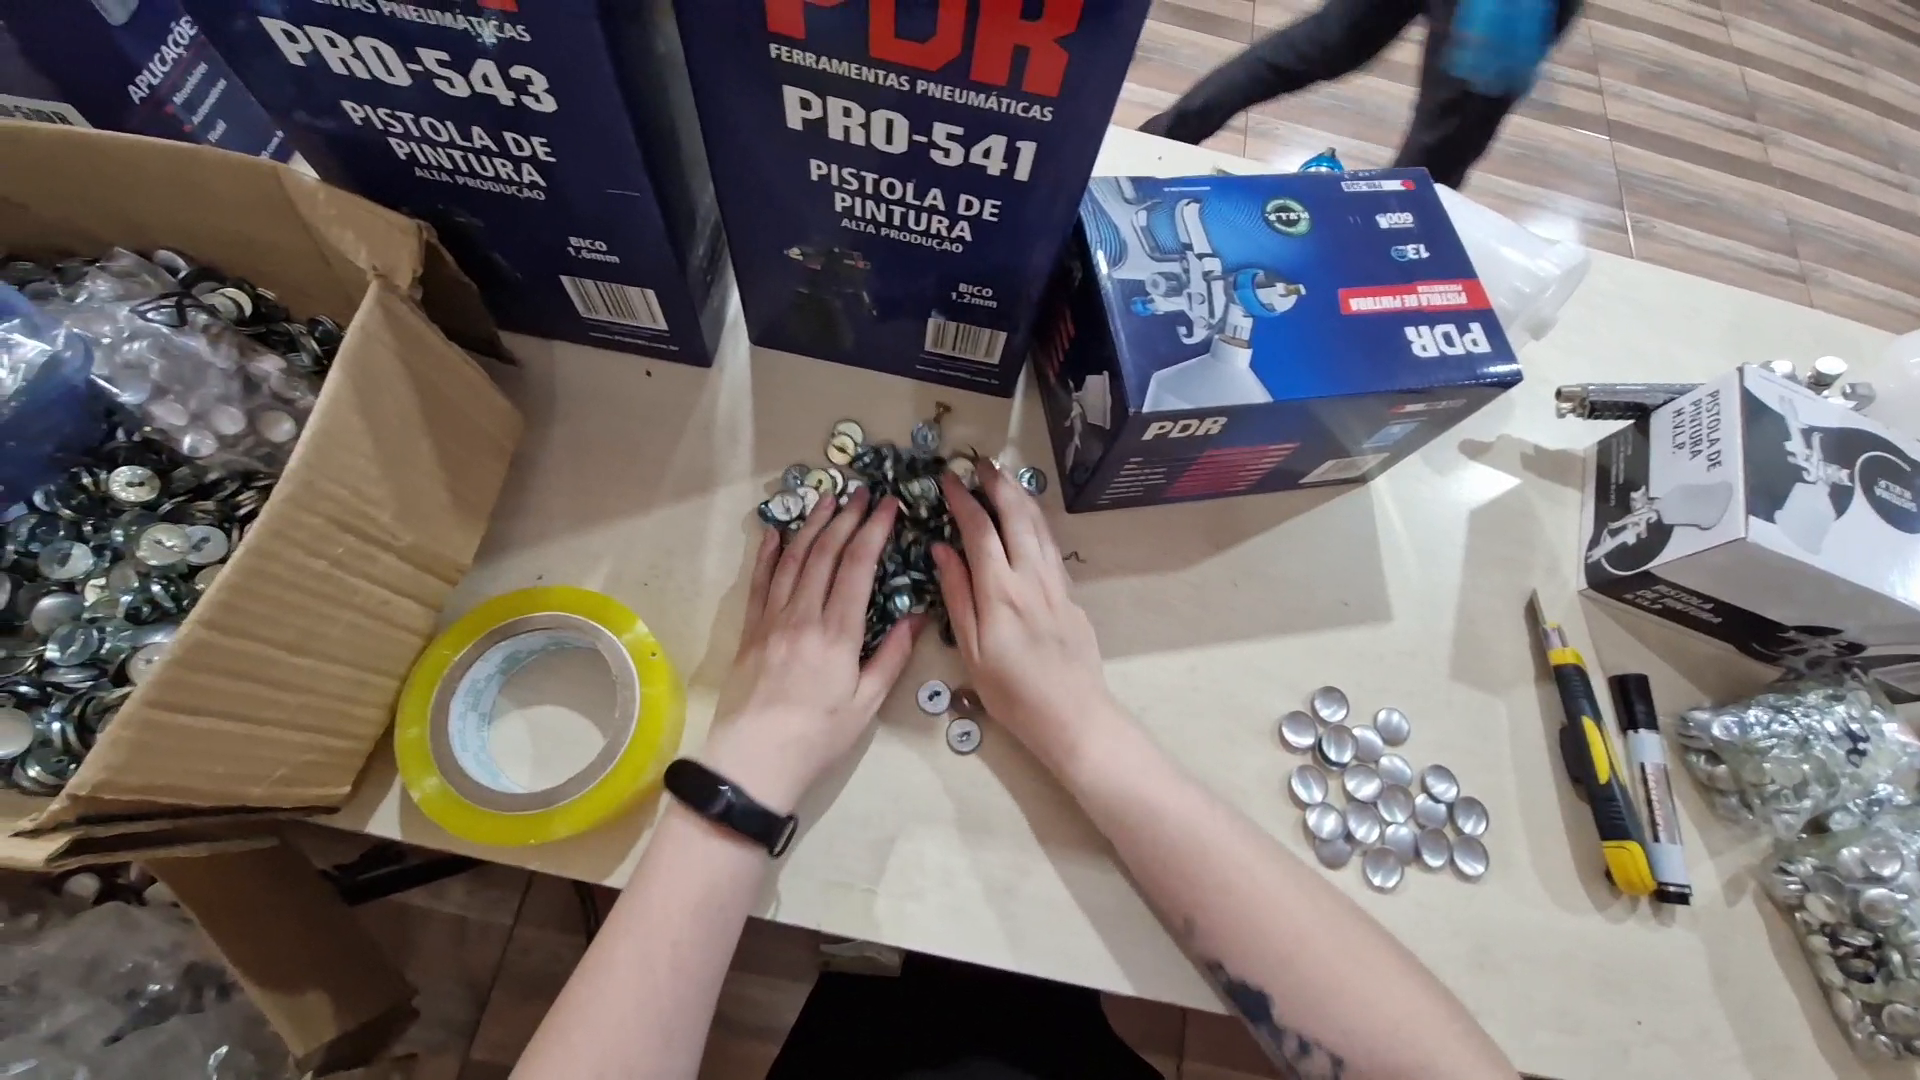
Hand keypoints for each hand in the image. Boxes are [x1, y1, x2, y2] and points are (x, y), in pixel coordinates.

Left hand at [703, 490, 918, 811]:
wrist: (753, 760)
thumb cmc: (818, 736)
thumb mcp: (866, 703)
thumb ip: (891, 656)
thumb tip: (918, 616)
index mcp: (837, 633)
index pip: (857, 567)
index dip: (874, 531)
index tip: (888, 506)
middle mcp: (802, 616)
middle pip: (825, 554)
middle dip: (846, 518)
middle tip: (862, 492)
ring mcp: (772, 619)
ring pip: (793, 560)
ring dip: (812, 526)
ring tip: (828, 499)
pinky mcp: (750, 629)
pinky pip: (760, 581)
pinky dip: (769, 553)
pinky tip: (777, 532)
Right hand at [932, 463, 1120, 771]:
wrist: (1072, 714)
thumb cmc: (1011, 691)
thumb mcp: (971, 650)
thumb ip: (956, 594)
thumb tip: (941, 549)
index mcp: (999, 591)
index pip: (979, 530)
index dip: (963, 500)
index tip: (949, 480)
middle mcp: (1031, 577)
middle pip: (1015, 516)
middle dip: (997, 484)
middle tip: (981, 463)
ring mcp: (1056, 583)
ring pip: (1039, 525)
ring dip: (1021, 496)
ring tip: (1005, 477)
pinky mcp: (1071, 593)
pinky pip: (1052, 545)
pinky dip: (1038, 520)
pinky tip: (1031, 516)